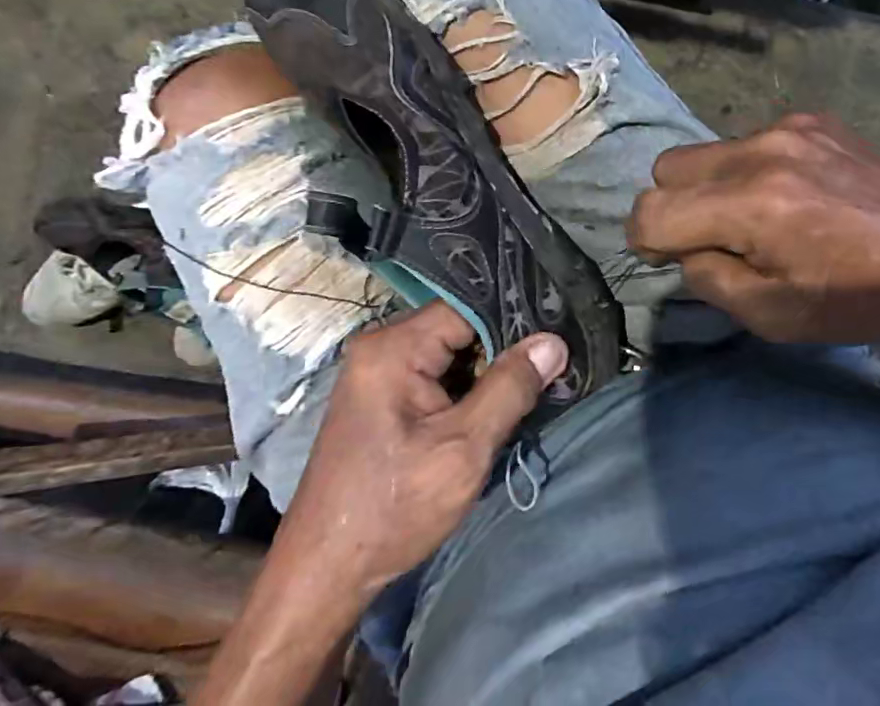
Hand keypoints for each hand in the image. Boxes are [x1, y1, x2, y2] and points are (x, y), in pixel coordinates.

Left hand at [286, 301, 568, 598]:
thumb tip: (554, 342)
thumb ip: (510, 388)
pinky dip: (464, 388)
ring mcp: (377, 372)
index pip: (468, 309)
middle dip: (502, 350)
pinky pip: (434, 374)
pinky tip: (491, 408)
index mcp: (393, 348)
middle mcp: (380, 347)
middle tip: (549, 370)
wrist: (325, 572)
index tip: (554, 342)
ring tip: (529, 388)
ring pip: (450, 353)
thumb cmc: (393, 509)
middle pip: (459, 328)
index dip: (513, 323)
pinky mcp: (381, 397)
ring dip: (485, 372)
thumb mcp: (464, 448)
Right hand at [629, 114, 879, 345]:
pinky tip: (796, 199)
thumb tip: (685, 249)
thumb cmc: (864, 301)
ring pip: (708, 152)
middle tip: (715, 242)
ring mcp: (789, 128)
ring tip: (761, 221)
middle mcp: (759, 152)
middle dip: (674, 209)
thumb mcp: (771, 316)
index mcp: (748, 205)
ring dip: (712, 188)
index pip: (649, 212)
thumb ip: (707, 276)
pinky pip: (751, 143)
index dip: (648, 245)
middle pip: (667, 168)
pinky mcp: (814, 120)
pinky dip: (751, 172)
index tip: (673, 262)